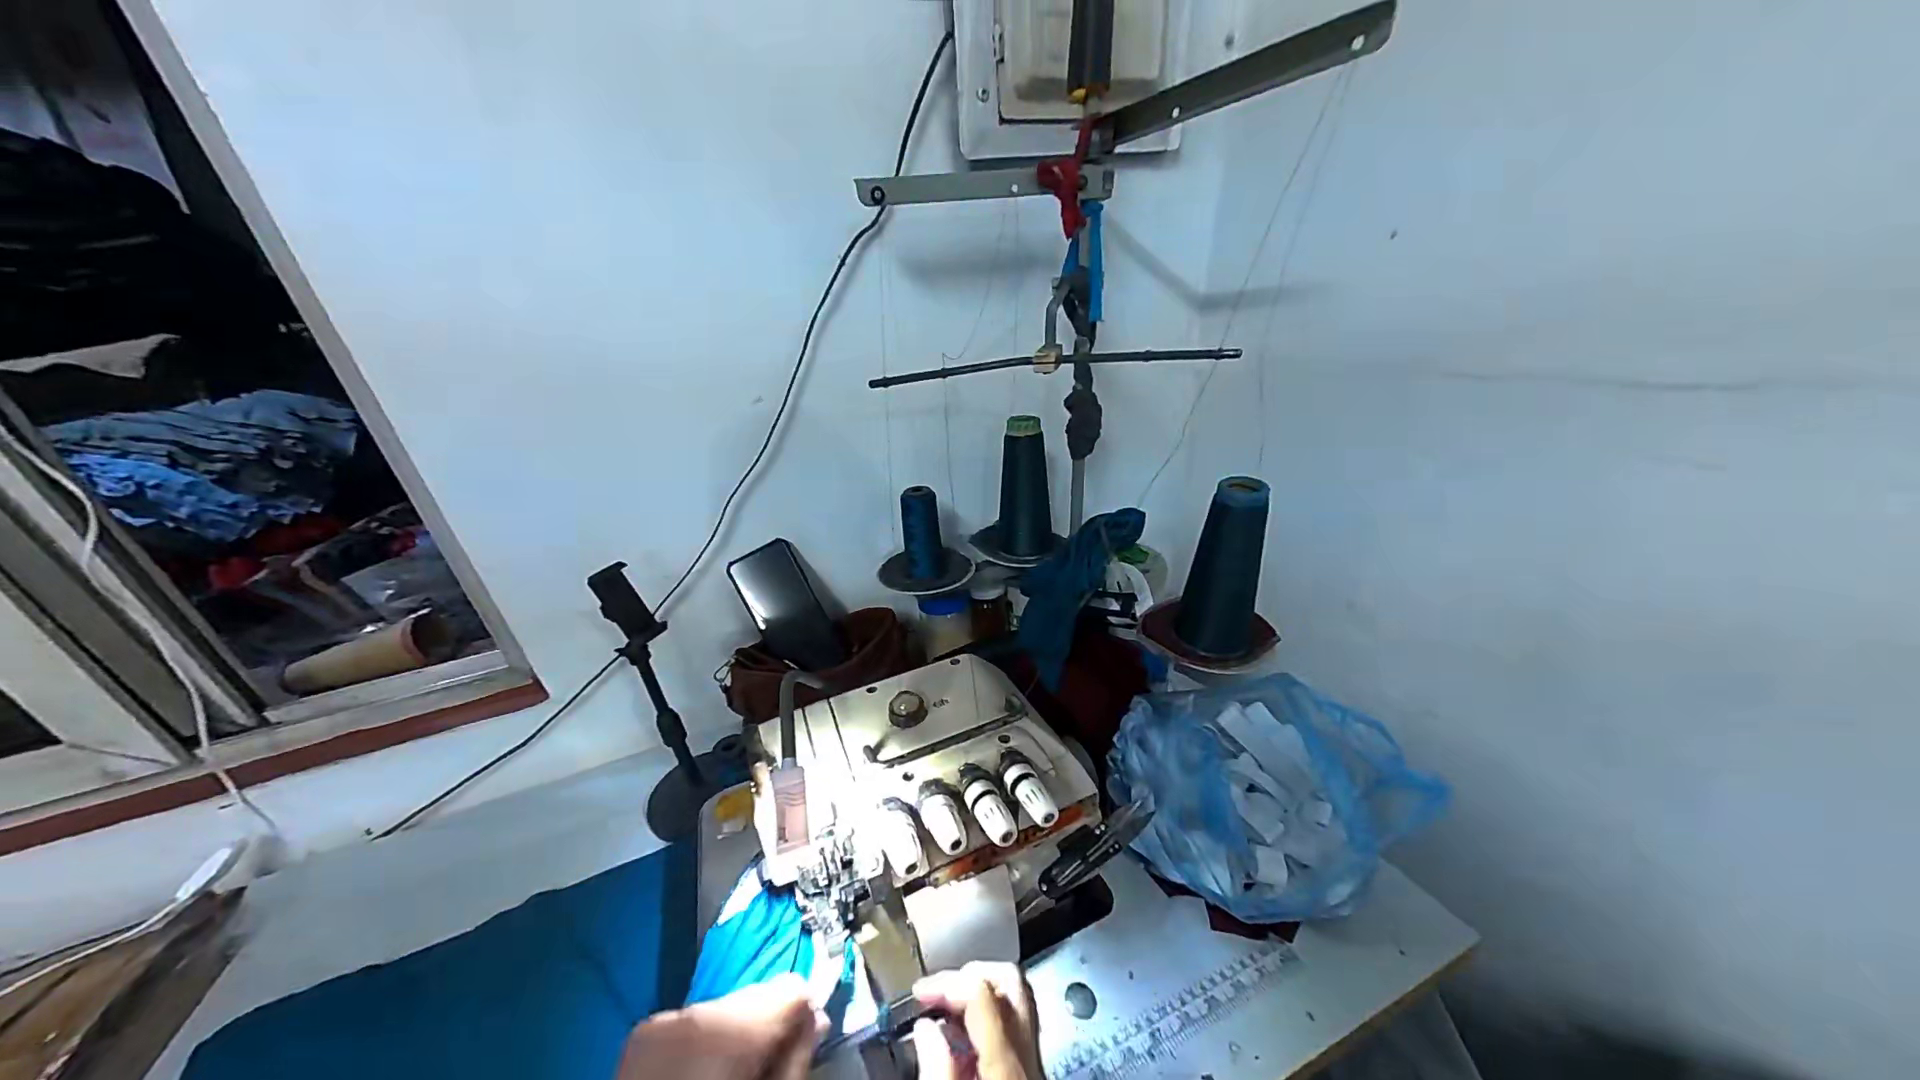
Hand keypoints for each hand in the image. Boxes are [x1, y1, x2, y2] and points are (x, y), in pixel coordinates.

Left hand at [616, 973, 825, 1079]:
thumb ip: (795, 1062)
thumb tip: (811, 1020)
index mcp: (726, 1035)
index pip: (790, 991)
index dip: (801, 1020)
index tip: (800, 1050)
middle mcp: (689, 1015)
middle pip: (753, 1001)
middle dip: (764, 1031)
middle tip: (760, 1075)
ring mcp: (655, 1027)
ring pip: (722, 1013)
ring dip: (732, 1040)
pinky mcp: (638, 1042)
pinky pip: (691, 1029)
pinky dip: (703, 1050)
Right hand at [911, 962, 1041, 1079]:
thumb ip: (937, 1070)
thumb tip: (925, 1028)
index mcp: (1009, 1067)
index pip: (985, 992)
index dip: (947, 982)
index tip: (921, 993)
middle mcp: (1030, 1057)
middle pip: (1010, 981)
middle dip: (968, 975)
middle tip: (936, 991)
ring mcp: (1036, 1062)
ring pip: (1016, 998)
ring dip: (977, 994)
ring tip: (944, 1010)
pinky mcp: (1031, 1070)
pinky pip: (1015, 1026)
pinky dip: (986, 1019)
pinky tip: (961, 1040)